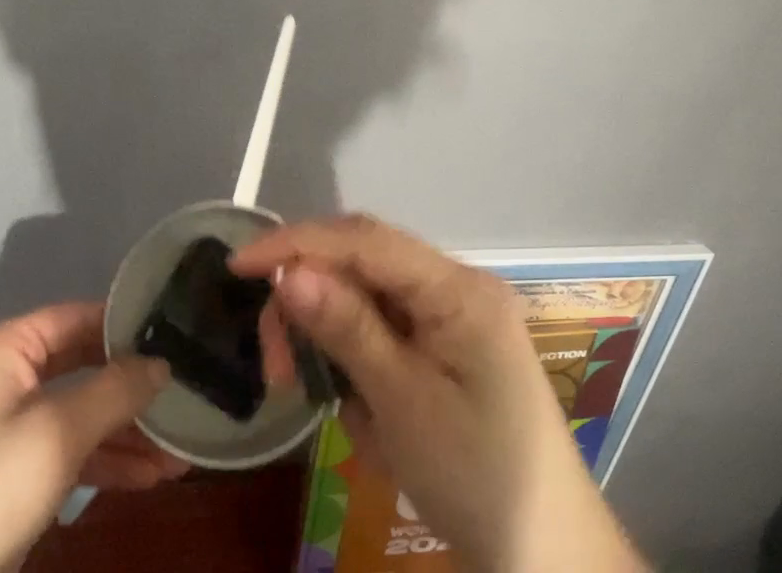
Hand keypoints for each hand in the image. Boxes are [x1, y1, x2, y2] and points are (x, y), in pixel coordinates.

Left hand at [0, 301, 188, 572]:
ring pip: (82, 411)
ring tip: (180, 448)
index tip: (175, 333)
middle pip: (82, 365)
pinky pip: (72, 447)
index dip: (123, 323)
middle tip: (185, 391)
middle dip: (133, 386)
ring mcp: (11, 424)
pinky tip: (152, 475)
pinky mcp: (19, 467)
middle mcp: (6, 376)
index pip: (73, 317)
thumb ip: (114, 391)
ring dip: (128, 430)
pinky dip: (108, 459)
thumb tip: (162, 363)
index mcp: (4, 350)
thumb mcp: (59, 432)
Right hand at [232, 216, 646, 572]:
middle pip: (357, 264)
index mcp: (458, 290)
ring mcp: (449, 317)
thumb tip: (289, 271)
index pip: (363, 240)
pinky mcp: (441, 346)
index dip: (295, 243)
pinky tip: (354, 404)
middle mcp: (454, 288)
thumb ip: (346, 328)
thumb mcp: (402, 402)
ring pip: (360, 297)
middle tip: (275, 363)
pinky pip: (377, 330)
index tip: (237, 266)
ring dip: (323, 335)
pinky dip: (349, 358)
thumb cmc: (477, 475)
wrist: (544, 551)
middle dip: (305, 299)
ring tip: (308, 392)